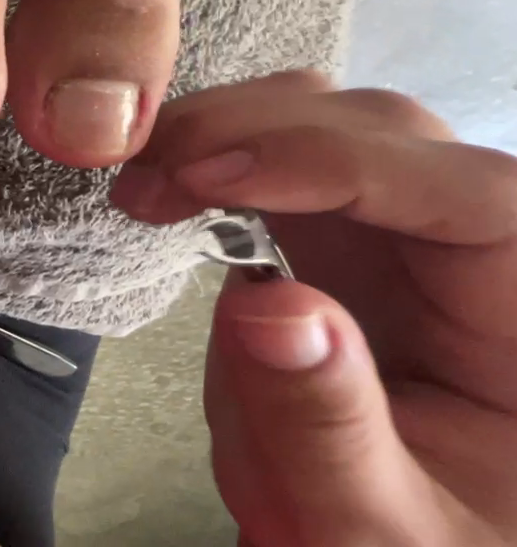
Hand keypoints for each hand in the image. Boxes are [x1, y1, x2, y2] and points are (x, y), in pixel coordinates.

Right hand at [113, 71, 516, 545]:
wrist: (364, 538)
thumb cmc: (392, 546)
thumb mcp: (367, 525)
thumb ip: (326, 426)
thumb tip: (266, 301)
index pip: (476, 199)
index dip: (339, 161)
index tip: (204, 178)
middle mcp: (479, 260)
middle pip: (390, 134)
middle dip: (254, 134)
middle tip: (142, 185)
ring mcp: (401, 236)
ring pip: (326, 117)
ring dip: (221, 128)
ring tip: (141, 181)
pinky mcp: (332, 228)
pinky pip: (277, 146)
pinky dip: (209, 143)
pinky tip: (161, 179)